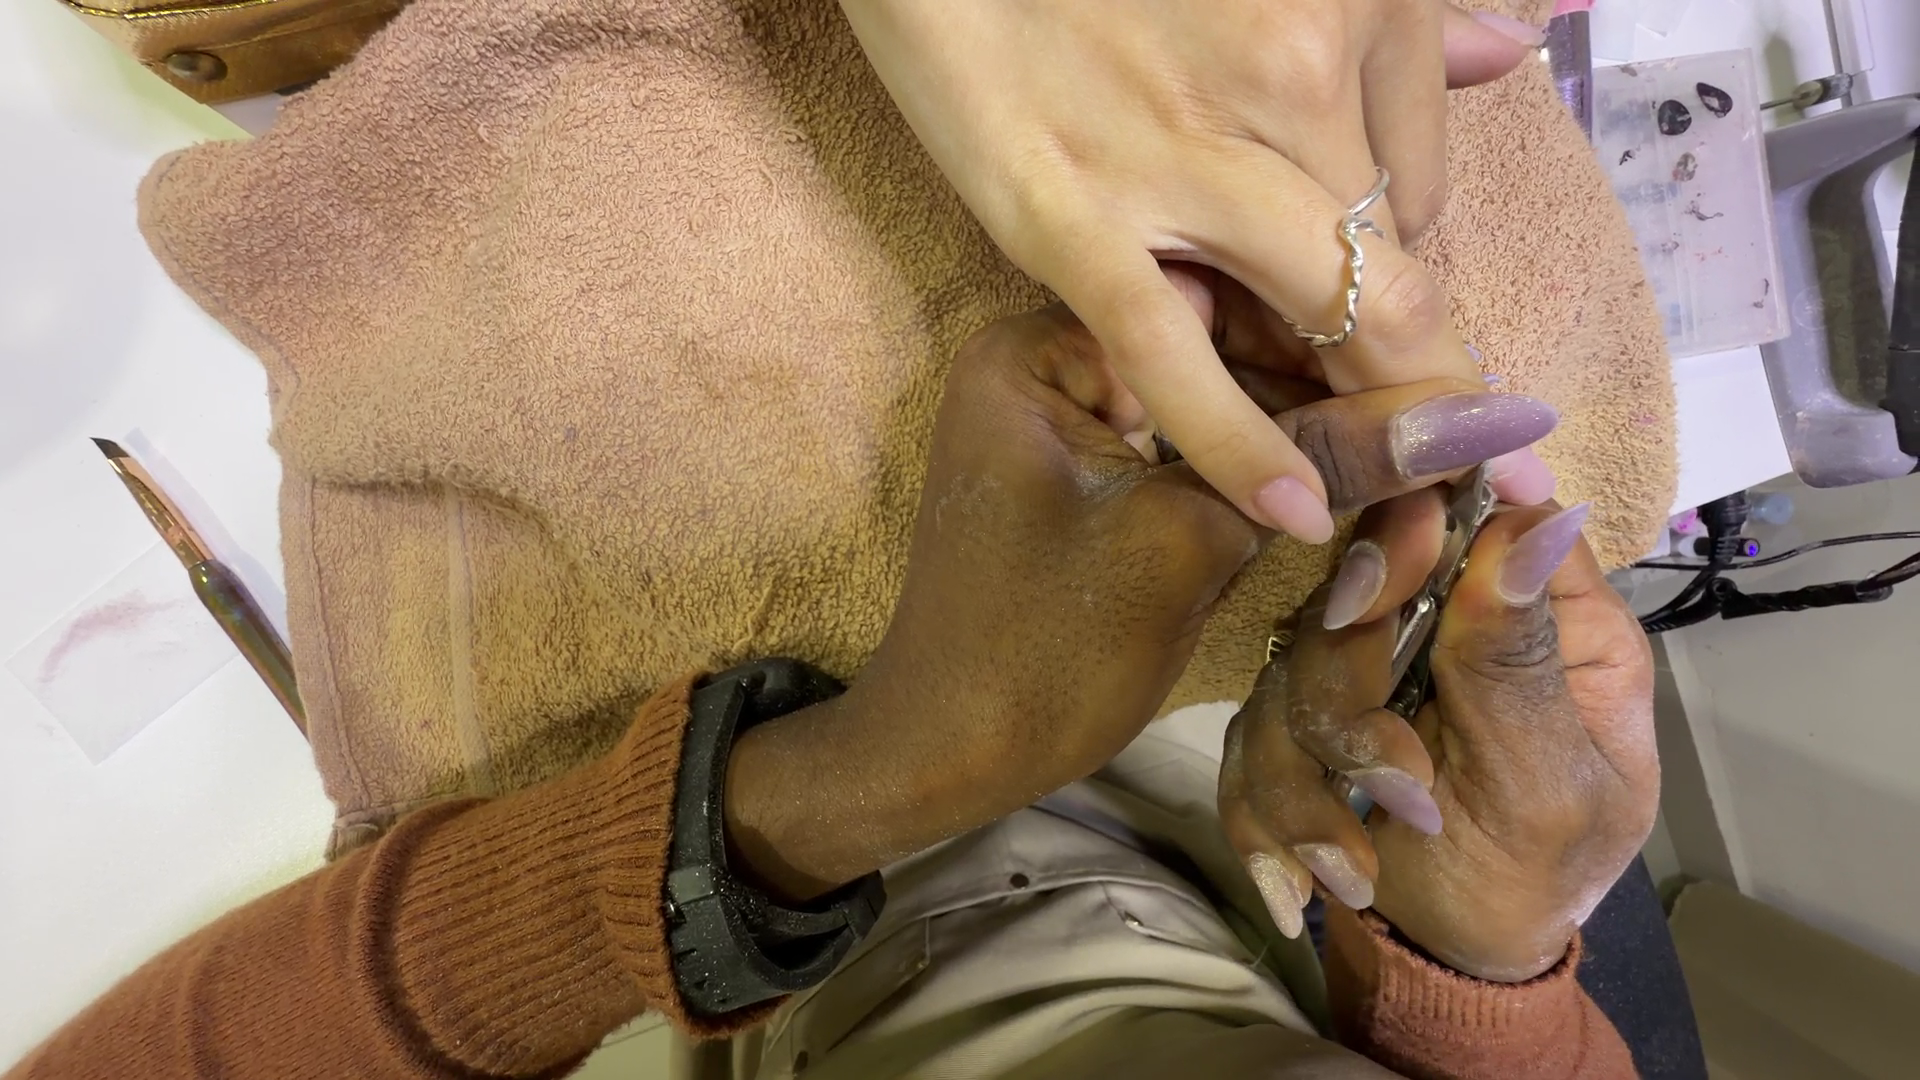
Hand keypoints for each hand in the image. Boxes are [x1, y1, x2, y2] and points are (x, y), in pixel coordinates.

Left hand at [724, 295, 1559, 901]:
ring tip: (1417, 449)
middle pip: (1215, 341)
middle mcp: (1045, 355)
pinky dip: (1255, 459)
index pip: (1221, 297)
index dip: (1343, 335)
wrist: (949, 746)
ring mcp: (1059, 411)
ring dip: (1304, 426)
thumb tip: (1490, 411)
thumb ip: (1324, 462)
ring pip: (1208, 392)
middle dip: (1329, 385)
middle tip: (1454, 421)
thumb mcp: (1184, 547)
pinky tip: (1339, 475)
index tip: (1461, 375)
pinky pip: (1181, 437)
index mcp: (1041, 345)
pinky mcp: (1077, 463)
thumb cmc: (1043, 655)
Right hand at [837, 0, 1546, 539]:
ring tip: (1370, 480)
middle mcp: (1295, 70)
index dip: (1414, 284)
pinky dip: (1236, 444)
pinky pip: (1172, 354)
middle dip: (1427, 373)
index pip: (1418, 187)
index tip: (1404, 346)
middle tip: (1458, 451)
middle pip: (1396, 264)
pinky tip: (1289, 512)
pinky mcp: (1076, 225)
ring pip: (1324, 308)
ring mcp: (1186, 155)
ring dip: (1360, 404)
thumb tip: (1511, 47)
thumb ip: (1402, 13)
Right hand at [1219, 502, 1659, 981]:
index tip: (1376, 595)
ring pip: (1285, 671)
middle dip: (1349, 703)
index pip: (1481, 517)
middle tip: (1393, 788)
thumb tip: (1534, 518)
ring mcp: (1351, 664)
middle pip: (1353, 592)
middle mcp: (1431, 622)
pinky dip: (1266, 810)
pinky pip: (1244, 732)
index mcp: (1531, 619)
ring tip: (1350, 868)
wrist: (1440, 940)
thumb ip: (1518, 662)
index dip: (1422, 524)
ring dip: (1307, 778)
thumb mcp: (1548, 783)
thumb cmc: (1531, 869)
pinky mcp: (1290, 707)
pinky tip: (1298, 876)